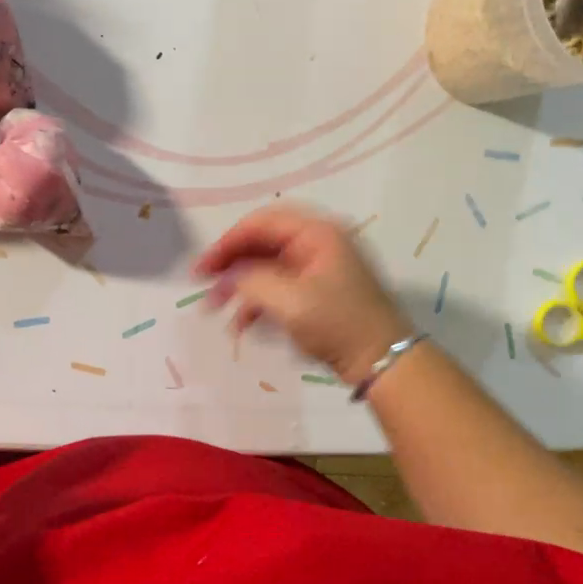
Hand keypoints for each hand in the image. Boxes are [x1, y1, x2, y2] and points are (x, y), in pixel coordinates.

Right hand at [195, 204, 413, 382]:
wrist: (381, 360)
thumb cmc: (338, 324)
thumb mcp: (290, 302)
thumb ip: (252, 282)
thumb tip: (228, 277)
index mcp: (317, 233)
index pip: (261, 223)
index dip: (226, 243)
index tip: (201, 270)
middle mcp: (318, 243)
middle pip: (263, 244)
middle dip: (231, 266)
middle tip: (204, 288)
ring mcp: (319, 269)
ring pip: (268, 268)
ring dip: (241, 287)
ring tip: (218, 311)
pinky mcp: (318, 294)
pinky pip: (280, 289)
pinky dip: (258, 303)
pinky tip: (243, 325)